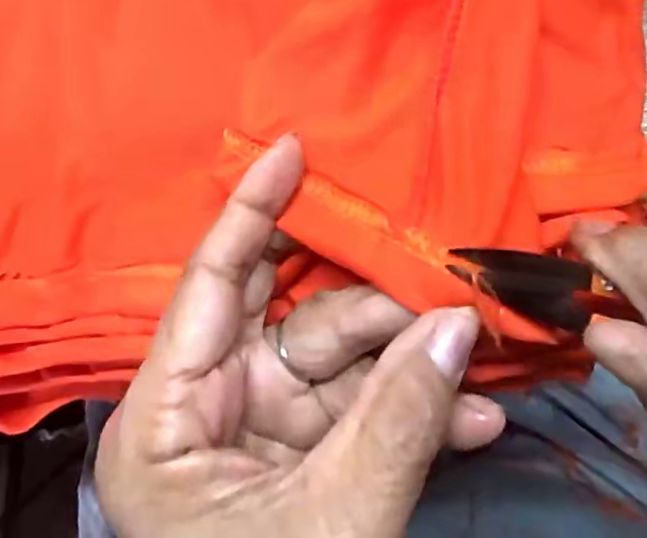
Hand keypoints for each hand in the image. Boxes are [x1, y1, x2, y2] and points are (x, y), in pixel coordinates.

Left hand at [97, 135, 504, 537]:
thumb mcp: (330, 527)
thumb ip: (396, 424)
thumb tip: (457, 328)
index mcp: (170, 412)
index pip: (211, 279)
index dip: (252, 207)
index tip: (291, 147)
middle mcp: (213, 401)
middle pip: (293, 308)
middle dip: (368, 289)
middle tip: (427, 259)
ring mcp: (264, 424)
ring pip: (344, 357)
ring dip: (412, 354)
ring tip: (476, 349)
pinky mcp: (307, 452)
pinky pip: (366, 406)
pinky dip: (417, 407)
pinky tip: (475, 413)